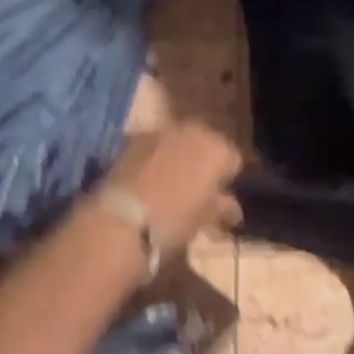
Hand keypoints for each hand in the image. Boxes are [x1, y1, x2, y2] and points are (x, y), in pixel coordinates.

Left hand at [101, 121, 243, 247]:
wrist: (120, 220)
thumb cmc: (173, 223)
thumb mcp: (203, 219)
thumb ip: (221, 207)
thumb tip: (231, 208)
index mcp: (219, 150)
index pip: (233, 160)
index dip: (226, 179)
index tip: (218, 196)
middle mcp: (195, 132)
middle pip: (206, 144)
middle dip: (203, 161)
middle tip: (195, 188)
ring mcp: (164, 131)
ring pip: (180, 141)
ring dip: (179, 156)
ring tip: (168, 182)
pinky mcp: (136, 138)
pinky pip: (155, 145)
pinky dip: (155, 157)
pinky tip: (147, 179)